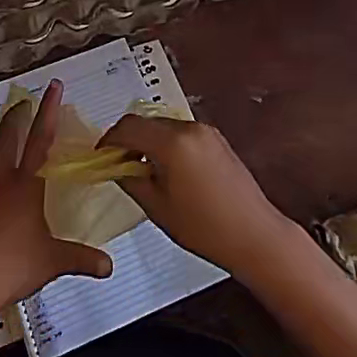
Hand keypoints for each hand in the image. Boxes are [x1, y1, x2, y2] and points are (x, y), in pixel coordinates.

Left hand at [0, 81, 112, 317]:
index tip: (52, 86)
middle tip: (25, 102)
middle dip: (17, 115)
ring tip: (2, 131)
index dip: (48, 110)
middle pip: (7, 135)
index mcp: (24, 185)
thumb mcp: (51, 262)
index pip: (40, 138)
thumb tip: (108, 265)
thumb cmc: (11, 268)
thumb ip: (81, 258)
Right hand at [96, 116, 299, 276]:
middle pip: (146, 122)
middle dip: (128, 139)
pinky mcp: (217, 139)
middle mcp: (189, 128)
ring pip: (164, 126)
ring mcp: (206, 131)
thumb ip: (131, 179)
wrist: (256, 235)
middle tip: (117, 164)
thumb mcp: (157, 206)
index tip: (100, 157)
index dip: (110, 140)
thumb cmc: (204, 227)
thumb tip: (117, 166)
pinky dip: (166, 143)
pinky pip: (181, 133)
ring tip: (142, 169)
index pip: (129, 127)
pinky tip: (166, 169)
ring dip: (148, 140)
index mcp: (172, 142)